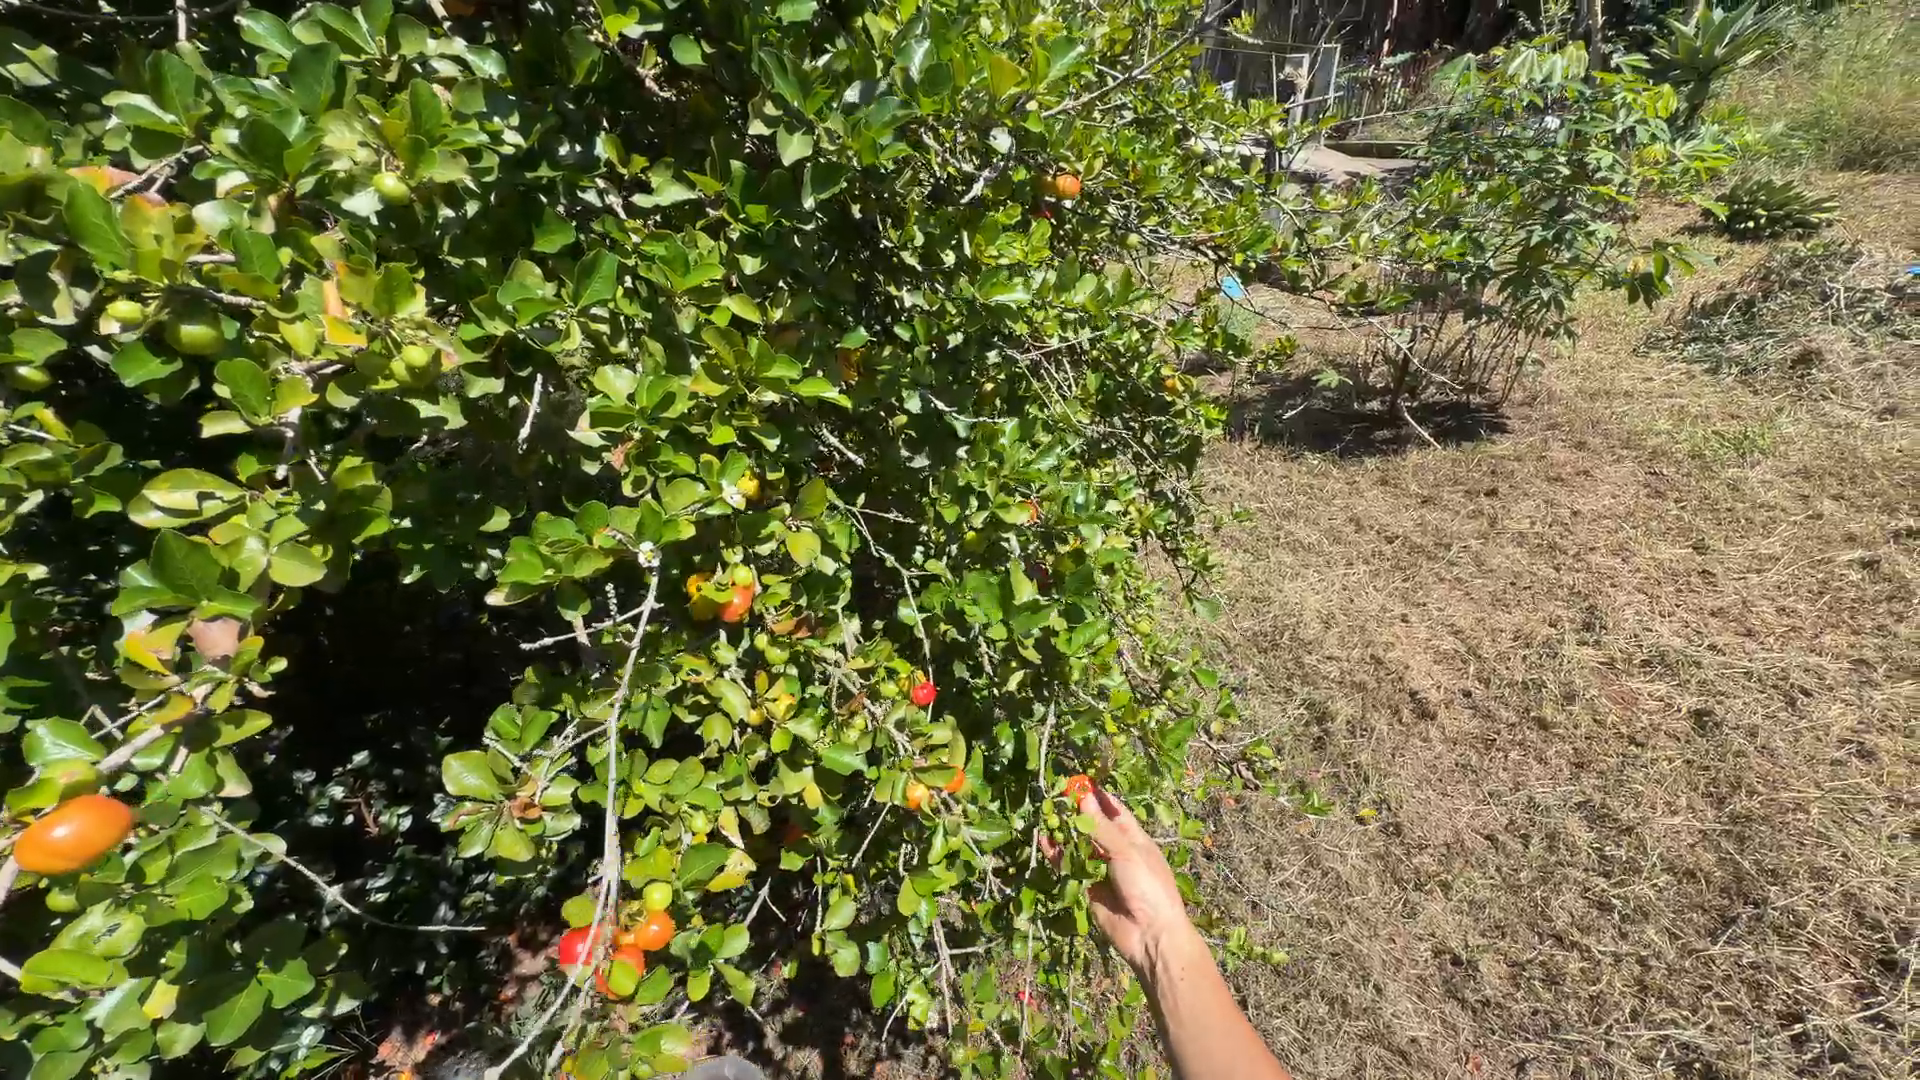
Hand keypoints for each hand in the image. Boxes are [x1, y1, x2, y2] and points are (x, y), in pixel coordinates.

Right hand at [1043, 785, 1194, 974]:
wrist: (1150, 936)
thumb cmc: (1148, 887)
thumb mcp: (1126, 852)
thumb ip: (1102, 827)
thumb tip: (1084, 798)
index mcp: (1134, 839)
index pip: (1115, 811)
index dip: (1098, 797)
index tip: (1078, 782)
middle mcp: (1117, 851)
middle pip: (1093, 826)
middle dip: (1076, 812)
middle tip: (1055, 796)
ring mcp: (1101, 870)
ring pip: (1079, 845)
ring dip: (1064, 832)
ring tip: (1046, 814)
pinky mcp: (1087, 887)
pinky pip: (1069, 867)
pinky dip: (1057, 855)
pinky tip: (1044, 841)